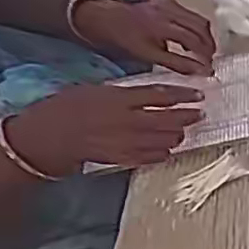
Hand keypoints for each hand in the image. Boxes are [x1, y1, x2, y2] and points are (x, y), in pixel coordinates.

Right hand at [4, 83, 202, 174]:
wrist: (51, 136)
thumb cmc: (68, 108)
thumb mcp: (96, 91)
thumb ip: (126, 94)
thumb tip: (153, 94)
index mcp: (120, 99)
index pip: (161, 96)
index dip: (184, 96)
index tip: (198, 96)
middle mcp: (129, 121)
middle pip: (171, 119)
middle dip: (188, 116)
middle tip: (198, 113)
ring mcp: (130, 142)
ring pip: (168, 139)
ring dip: (178, 135)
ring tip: (181, 131)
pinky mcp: (128, 158)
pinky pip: (156, 156)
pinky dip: (165, 151)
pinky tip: (166, 147)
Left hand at [71, 0, 216, 75]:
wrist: (103, 17)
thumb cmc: (124, 39)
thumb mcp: (149, 56)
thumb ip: (178, 64)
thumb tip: (204, 71)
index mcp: (161, 25)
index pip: (194, 40)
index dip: (205, 56)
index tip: (210, 69)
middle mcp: (167, 11)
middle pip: (201, 27)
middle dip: (209, 46)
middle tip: (210, 60)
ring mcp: (168, 3)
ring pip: (198, 19)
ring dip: (205, 36)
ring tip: (204, 50)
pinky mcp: (166, 1)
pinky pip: (190, 14)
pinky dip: (196, 27)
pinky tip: (193, 38)